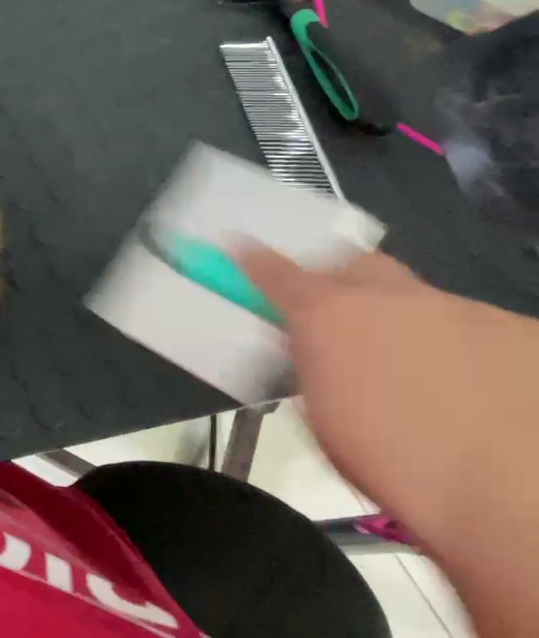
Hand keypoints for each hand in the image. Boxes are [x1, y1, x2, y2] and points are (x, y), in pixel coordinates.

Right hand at [237, 247, 538, 551]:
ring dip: (416, 328)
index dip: (255, 260)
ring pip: (428, 306)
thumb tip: (316, 350)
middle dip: (346, 283)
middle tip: (344, 316)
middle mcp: (393, 299)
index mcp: (328, 313)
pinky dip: (476, 353)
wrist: (513, 501)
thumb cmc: (391, 463)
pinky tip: (483, 392)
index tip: (240, 250)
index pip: (276, 270)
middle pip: (360, 266)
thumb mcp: (319, 411)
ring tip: (428, 376)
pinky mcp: (526, 337)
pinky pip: (488, 334)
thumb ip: (311, 363)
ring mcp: (467, 313)